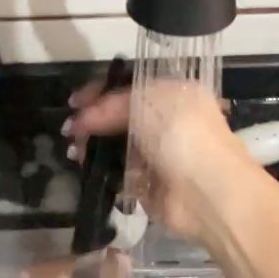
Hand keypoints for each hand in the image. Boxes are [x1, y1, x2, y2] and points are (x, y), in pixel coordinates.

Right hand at [64, 78, 257, 242]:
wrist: (207, 189)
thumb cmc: (181, 134)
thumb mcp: (146, 102)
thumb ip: (111, 105)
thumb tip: (82, 118)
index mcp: (174, 95)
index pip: (129, 88)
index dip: (99, 93)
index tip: (74, 102)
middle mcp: (167, 122)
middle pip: (120, 118)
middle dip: (93, 122)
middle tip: (70, 132)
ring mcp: (158, 156)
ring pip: (117, 147)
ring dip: (94, 148)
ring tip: (76, 152)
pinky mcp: (149, 186)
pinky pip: (120, 175)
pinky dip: (104, 173)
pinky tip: (88, 170)